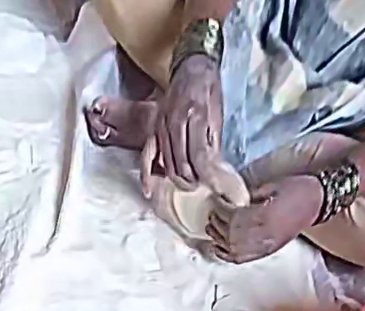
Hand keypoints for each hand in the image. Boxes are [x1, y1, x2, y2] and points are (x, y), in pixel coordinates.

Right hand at [143, 56, 223, 195]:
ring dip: (177, 180)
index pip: (199, 155)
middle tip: (200, 186)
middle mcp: (174, 121)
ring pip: (167, 164)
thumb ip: (212, 143)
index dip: (206, 175)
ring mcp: (161, 126)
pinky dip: (147, 175)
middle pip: (181, 164)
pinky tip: (149, 191)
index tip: (214, 187)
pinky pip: (147, 157)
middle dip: (191, 181)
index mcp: (195, 115)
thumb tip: (213, 171)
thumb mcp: (217, 114)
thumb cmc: (208, 89)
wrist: (191, 67)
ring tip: (188, 186)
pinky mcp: (153, 129)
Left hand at [207, 174, 322, 262]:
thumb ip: (249, 195)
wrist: (317, 202)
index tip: (215, 200)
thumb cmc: (297, 189)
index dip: (220, 209)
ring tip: (212, 228)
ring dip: (218, 238)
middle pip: (230, 233)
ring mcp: (264, 246)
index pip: (232, 216)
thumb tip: (230, 200)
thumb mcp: (271, 185)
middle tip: (211, 214)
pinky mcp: (265, 253)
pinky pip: (240, 259)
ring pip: (232, 248)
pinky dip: (225, 254)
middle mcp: (262, 235)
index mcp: (264, 216)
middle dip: (217, 223)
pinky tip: (218, 248)